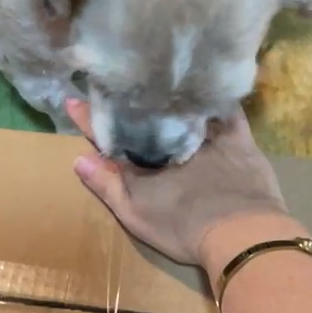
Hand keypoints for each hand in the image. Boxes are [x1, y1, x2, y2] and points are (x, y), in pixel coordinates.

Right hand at [66, 98, 288, 265]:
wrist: (239, 233)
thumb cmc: (183, 229)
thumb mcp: (136, 215)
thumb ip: (107, 186)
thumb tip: (78, 159)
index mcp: (143, 159)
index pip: (109, 135)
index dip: (89, 120)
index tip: (72, 100)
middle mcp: (170, 138)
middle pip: (143, 117)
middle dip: (125, 102)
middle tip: (112, 87)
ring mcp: (205, 134)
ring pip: (179, 106)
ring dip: (166, 93)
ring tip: (154, 79)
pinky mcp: (237, 135)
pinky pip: (223, 108)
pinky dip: (212, 97)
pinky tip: (206, 85)